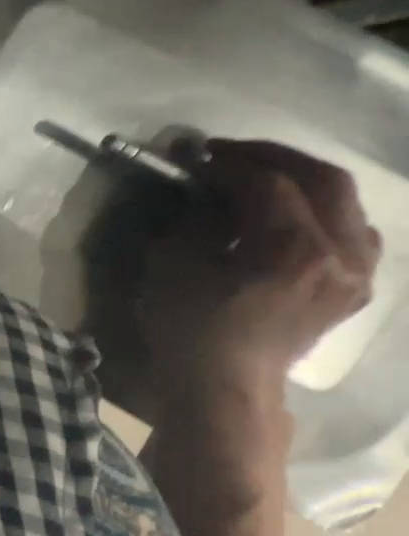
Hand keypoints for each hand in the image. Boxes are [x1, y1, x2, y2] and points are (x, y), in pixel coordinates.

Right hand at [139, 139, 380, 403]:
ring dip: (300, 181)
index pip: (268, 182)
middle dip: (271, 157)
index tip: (187, 155)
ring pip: (346, 204)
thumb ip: (201, 217)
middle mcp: (341, 255)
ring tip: (254, 179)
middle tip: (224, 154)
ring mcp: (357, 273)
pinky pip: (353, 233)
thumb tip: (207, 189)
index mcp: (294, 249)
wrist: (225, 381)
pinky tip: (287, 215)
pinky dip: (320, 212)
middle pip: (324, 181)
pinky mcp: (354, 287)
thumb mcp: (176, 260)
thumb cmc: (189, 321)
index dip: (224, 162)